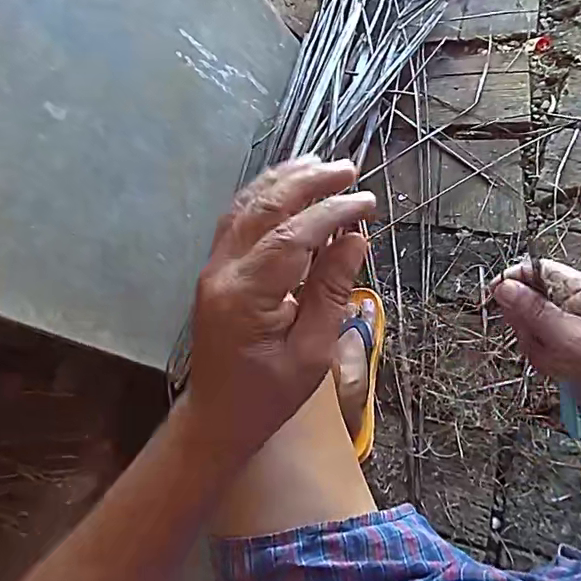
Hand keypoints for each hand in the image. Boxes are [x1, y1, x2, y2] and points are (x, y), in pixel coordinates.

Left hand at [187, 156, 374, 461]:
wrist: (217, 417)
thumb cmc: (268, 396)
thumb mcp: (311, 353)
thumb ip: (331, 292)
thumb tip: (355, 240)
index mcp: (246, 296)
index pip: (292, 236)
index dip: (331, 212)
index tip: (366, 202)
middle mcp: (222, 271)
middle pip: (264, 208)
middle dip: (307, 182)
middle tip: (347, 168)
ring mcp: (214, 267)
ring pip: (246, 206)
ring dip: (283, 180)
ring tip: (319, 163)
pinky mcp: (216, 269)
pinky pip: (238, 219)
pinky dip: (264, 195)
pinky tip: (286, 186)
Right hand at [491, 259, 580, 425]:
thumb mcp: (569, 336)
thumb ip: (534, 311)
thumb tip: (505, 288)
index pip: (536, 269)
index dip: (513, 280)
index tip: (497, 296)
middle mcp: (573, 301)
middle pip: (526, 298)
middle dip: (527, 323)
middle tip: (541, 339)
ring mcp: (566, 322)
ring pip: (527, 323)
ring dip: (535, 344)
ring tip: (556, 357)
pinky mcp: (562, 340)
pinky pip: (535, 342)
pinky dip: (541, 356)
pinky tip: (559, 365)